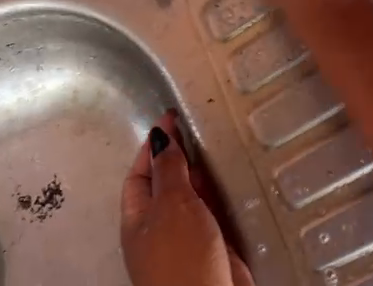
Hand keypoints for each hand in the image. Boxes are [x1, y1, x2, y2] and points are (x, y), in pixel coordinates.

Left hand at [120, 113, 253, 285]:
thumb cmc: (181, 256)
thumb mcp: (170, 205)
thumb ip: (168, 169)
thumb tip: (159, 137)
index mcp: (138, 220)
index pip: (140, 173)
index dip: (154, 145)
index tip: (172, 116)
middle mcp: (160, 229)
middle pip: (167, 184)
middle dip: (181, 155)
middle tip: (200, 124)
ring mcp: (189, 241)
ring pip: (194, 198)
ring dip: (204, 173)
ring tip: (219, 140)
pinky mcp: (217, 250)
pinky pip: (217, 213)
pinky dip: (223, 193)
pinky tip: (235, 175)